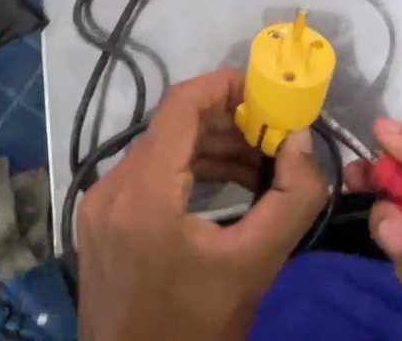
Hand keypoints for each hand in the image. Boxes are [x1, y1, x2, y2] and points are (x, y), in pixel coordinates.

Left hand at [75, 68, 329, 340]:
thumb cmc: (196, 330)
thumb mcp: (255, 266)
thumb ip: (292, 198)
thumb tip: (301, 140)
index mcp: (142, 194)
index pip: (182, 104)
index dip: (226, 85)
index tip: (267, 95)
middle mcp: (111, 188)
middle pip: (174, 125)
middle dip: (230, 122)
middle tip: (274, 137)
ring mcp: (100, 206)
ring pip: (162, 148)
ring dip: (213, 147)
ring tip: (260, 166)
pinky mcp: (100, 223)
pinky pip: (148, 174)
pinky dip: (189, 170)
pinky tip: (228, 188)